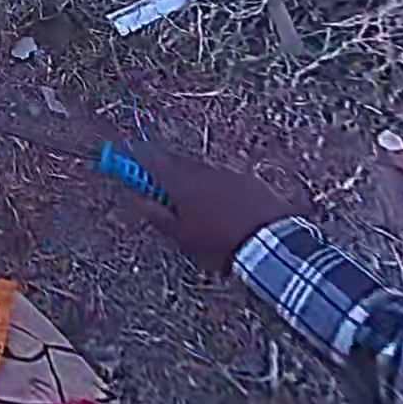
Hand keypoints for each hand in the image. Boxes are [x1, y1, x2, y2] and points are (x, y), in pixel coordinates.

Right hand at [127, 143, 297, 272]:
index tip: (126, 162)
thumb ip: (156, 214)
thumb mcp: (181, 235)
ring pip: (200, 173)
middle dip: (165, 174)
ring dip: (194, 184)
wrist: (276, 247)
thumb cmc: (219, 241)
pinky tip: (227, 213)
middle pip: (173, 163)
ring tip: (201, 211)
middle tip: (164, 194)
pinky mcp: (249, 181)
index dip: (132, 156)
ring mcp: (225, 172)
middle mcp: (198, 168)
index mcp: (177, 178)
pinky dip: (219, 191)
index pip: (146, 156)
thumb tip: (139, 199)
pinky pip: (225, 182)